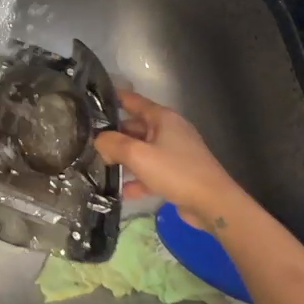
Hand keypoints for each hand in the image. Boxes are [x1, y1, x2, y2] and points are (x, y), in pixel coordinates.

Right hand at [93, 91, 243, 229]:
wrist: (214, 205)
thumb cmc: (176, 171)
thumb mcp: (138, 155)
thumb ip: (113, 144)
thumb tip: (98, 140)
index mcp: (163, 118)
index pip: (133, 101)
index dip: (112, 98)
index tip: (90, 101)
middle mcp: (169, 131)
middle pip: (135, 128)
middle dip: (113, 136)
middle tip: (89, 143)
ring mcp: (175, 153)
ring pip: (142, 151)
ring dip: (123, 159)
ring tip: (99, 167)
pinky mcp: (177, 174)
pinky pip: (151, 172)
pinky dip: (137, 179)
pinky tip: (121, 191)